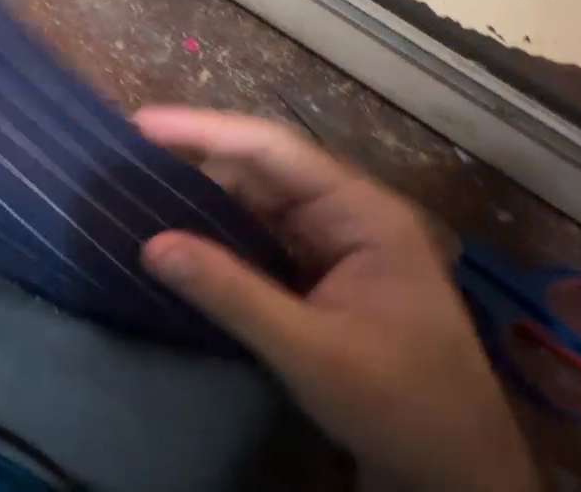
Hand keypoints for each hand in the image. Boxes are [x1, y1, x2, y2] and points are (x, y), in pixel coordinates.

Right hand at [135, 108, 537, 491]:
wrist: (457, 475)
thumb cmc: (403, 406)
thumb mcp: (313, 351)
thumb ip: (232, 294)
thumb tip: (150, 243)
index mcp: (363, 214)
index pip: (272, 149)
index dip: (202, 129)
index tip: (138, 123)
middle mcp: (346, 214)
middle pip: (257, 167)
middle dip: (192, 157)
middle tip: (123, 158)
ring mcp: (331, 242)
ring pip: (251, 199)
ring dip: (198, 193)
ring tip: (134, 185)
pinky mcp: (315, 270)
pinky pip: (253, 232)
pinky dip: (211, 227)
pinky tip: (174, 230)